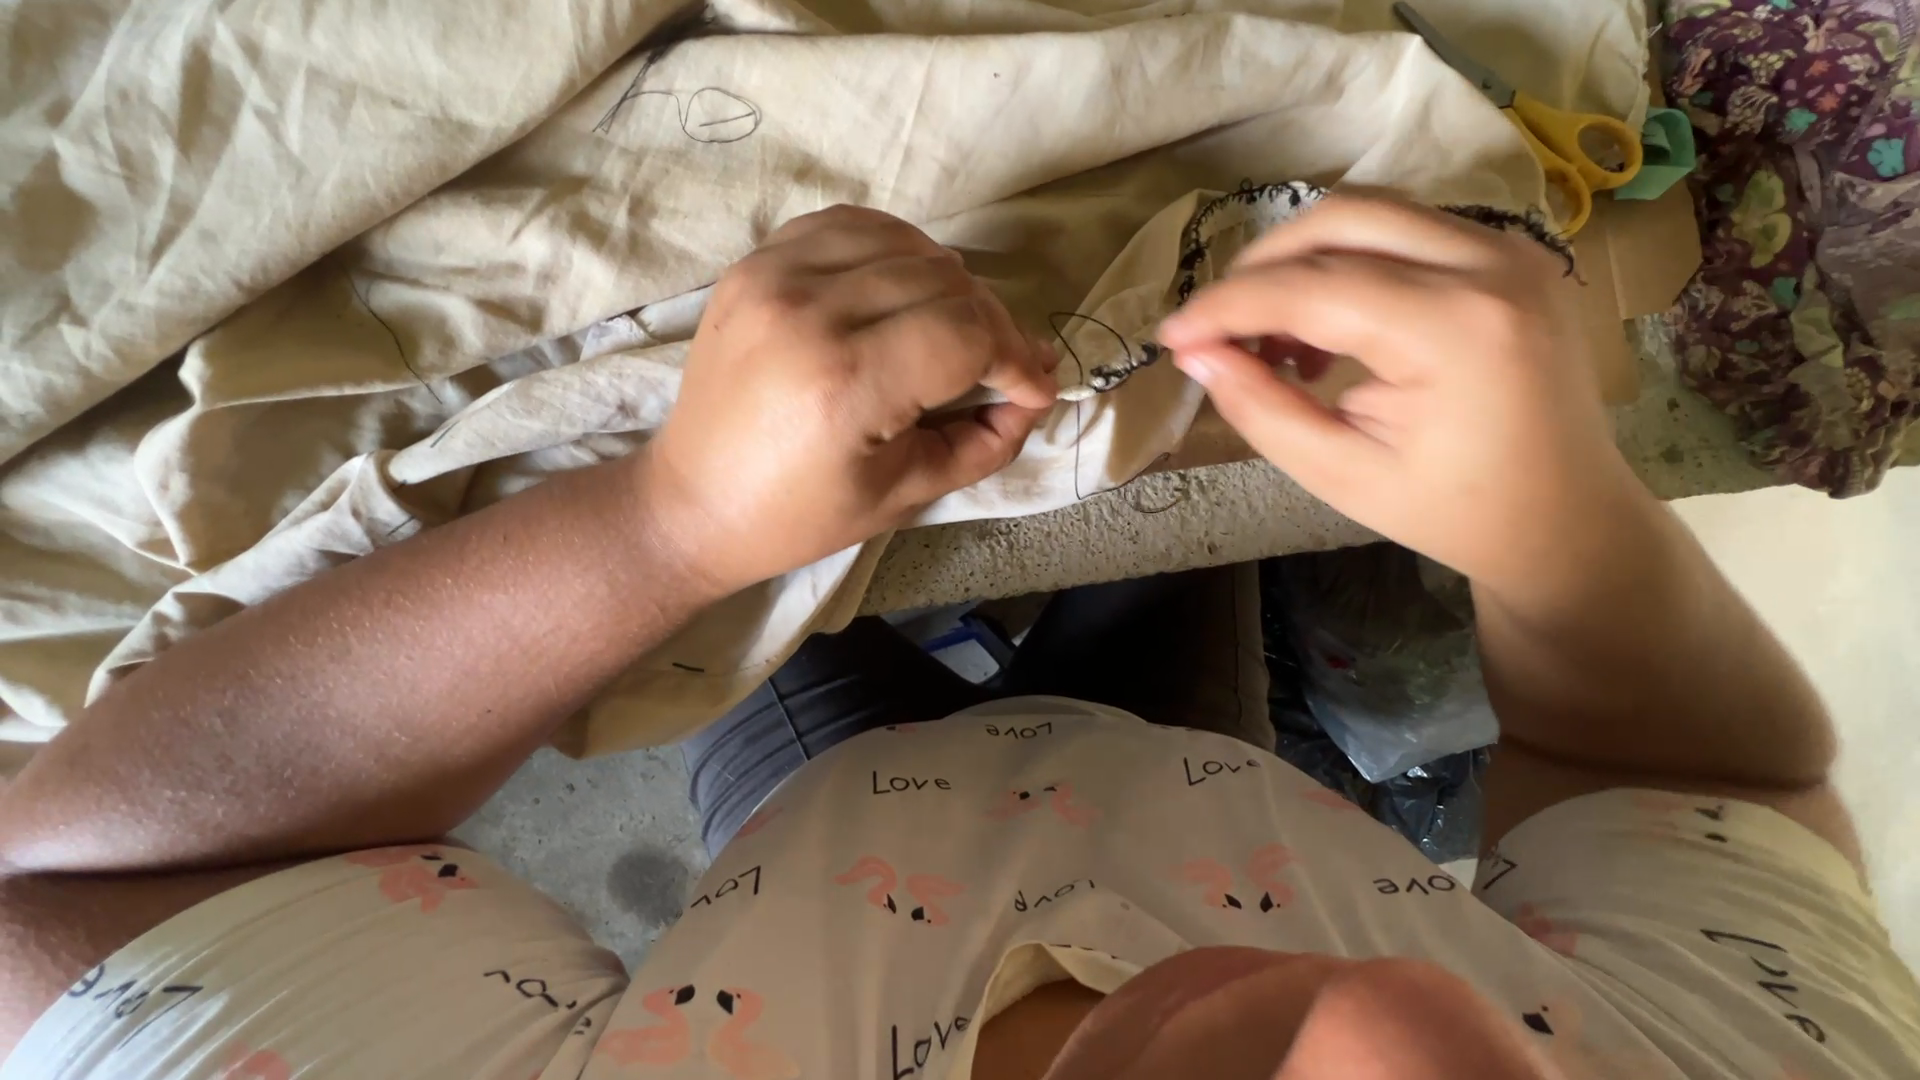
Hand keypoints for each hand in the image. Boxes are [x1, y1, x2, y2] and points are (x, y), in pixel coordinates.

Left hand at [641, 205, 1056, 593]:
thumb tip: (1034, 392)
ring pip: (907, 245)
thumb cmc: (800, 517)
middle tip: (1001, 369)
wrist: (695, 502)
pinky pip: (851, 225)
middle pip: (945, 282)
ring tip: (956, 331)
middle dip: (993, 325)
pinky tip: (905, 288)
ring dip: (951, 286)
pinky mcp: (754, 262)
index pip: (966, 332)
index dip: (1014, 358)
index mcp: (845, 382)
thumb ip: (986, 443)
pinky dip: (896, 249)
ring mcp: (773, 274)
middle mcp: (808, 309)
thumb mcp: (905, 496)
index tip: (1032, 388)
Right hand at [1156, 194, 1656, 603]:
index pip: (1310, 285)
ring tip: (1272, 338)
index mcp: (1454, 329)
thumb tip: (1196, 354)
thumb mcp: (1339, 475)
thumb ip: (1260, 408)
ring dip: (1299, 263)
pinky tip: (1326, 331)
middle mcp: (1490, 263)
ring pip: (1369, 213)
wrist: (1564, 518)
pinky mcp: (1508, 255)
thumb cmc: (1450, 511)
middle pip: (1339, 218)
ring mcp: (1510, 249)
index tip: (1170, 337)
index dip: (1225, 307)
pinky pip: (1401, 232)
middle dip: (1258, 268)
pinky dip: (1342, 266)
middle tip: (1218, 329)